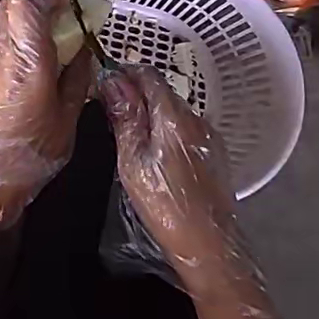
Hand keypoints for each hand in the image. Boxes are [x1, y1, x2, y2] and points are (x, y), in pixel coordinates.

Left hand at [0, 0, 95, 267]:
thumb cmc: (28, 153)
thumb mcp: (67, 118)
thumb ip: (77, 79)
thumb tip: (84, 53)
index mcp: (26, 60)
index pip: (25, 5)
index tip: (72, 2)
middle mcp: (3, 54)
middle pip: (14, 9)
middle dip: (43, 6)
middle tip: (70, 20)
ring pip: (10, 27)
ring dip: (35, 26)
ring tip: (62, 44)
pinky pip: (7, 47)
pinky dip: (26, 44)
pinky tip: (44, 65)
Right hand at [102, 65, 271, 314]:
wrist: (210, 246)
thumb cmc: (165, 204)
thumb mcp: (133, 161)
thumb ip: (125, 118)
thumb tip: (111, 80)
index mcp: (174, 116)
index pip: (149, 75)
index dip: (125, 72)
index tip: (104, 79)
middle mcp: (196, 118)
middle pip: (163, 91)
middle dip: (136, 92)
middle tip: (108, 106)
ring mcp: (209, 136)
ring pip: (174, 110)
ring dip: (150, 111)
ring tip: (127, 129)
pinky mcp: (214, 154)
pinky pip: (185, 128)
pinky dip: (165, 128)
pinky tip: (153, 148)